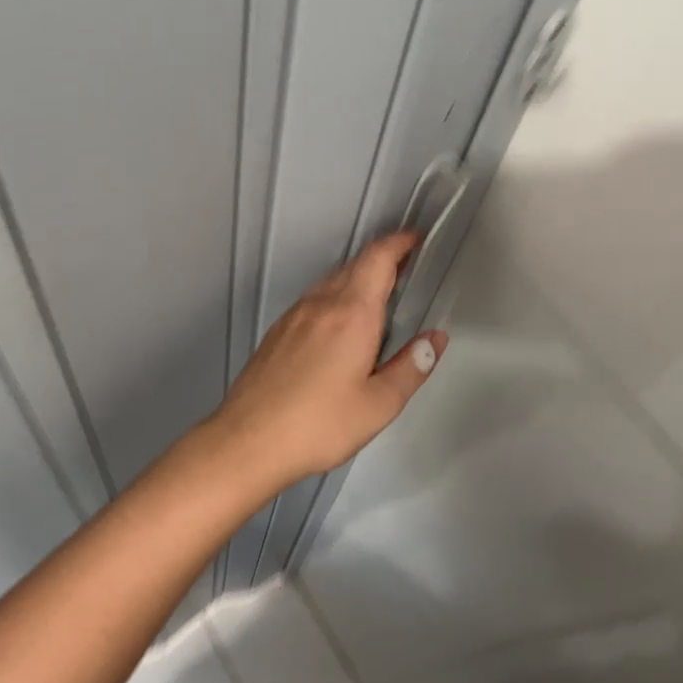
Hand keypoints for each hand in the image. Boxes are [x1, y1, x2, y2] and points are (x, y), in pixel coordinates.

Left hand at [208, 231, 446, 487]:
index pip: (377, 260)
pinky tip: (338, 329)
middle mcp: (318, 307)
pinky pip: (310, 304)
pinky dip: (332, 302)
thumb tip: (434, 341)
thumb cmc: (316, 426)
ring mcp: (292, 319)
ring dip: (355, 281)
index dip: (399, 244)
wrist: (248, 442)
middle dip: (381, 261)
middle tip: (404, 270)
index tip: (414, 241)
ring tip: (376, 300)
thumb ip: (411, 368)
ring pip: (329, 284)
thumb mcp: (379, 404)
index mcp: (351, 316)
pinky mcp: (275, 336)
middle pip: (353, 267)